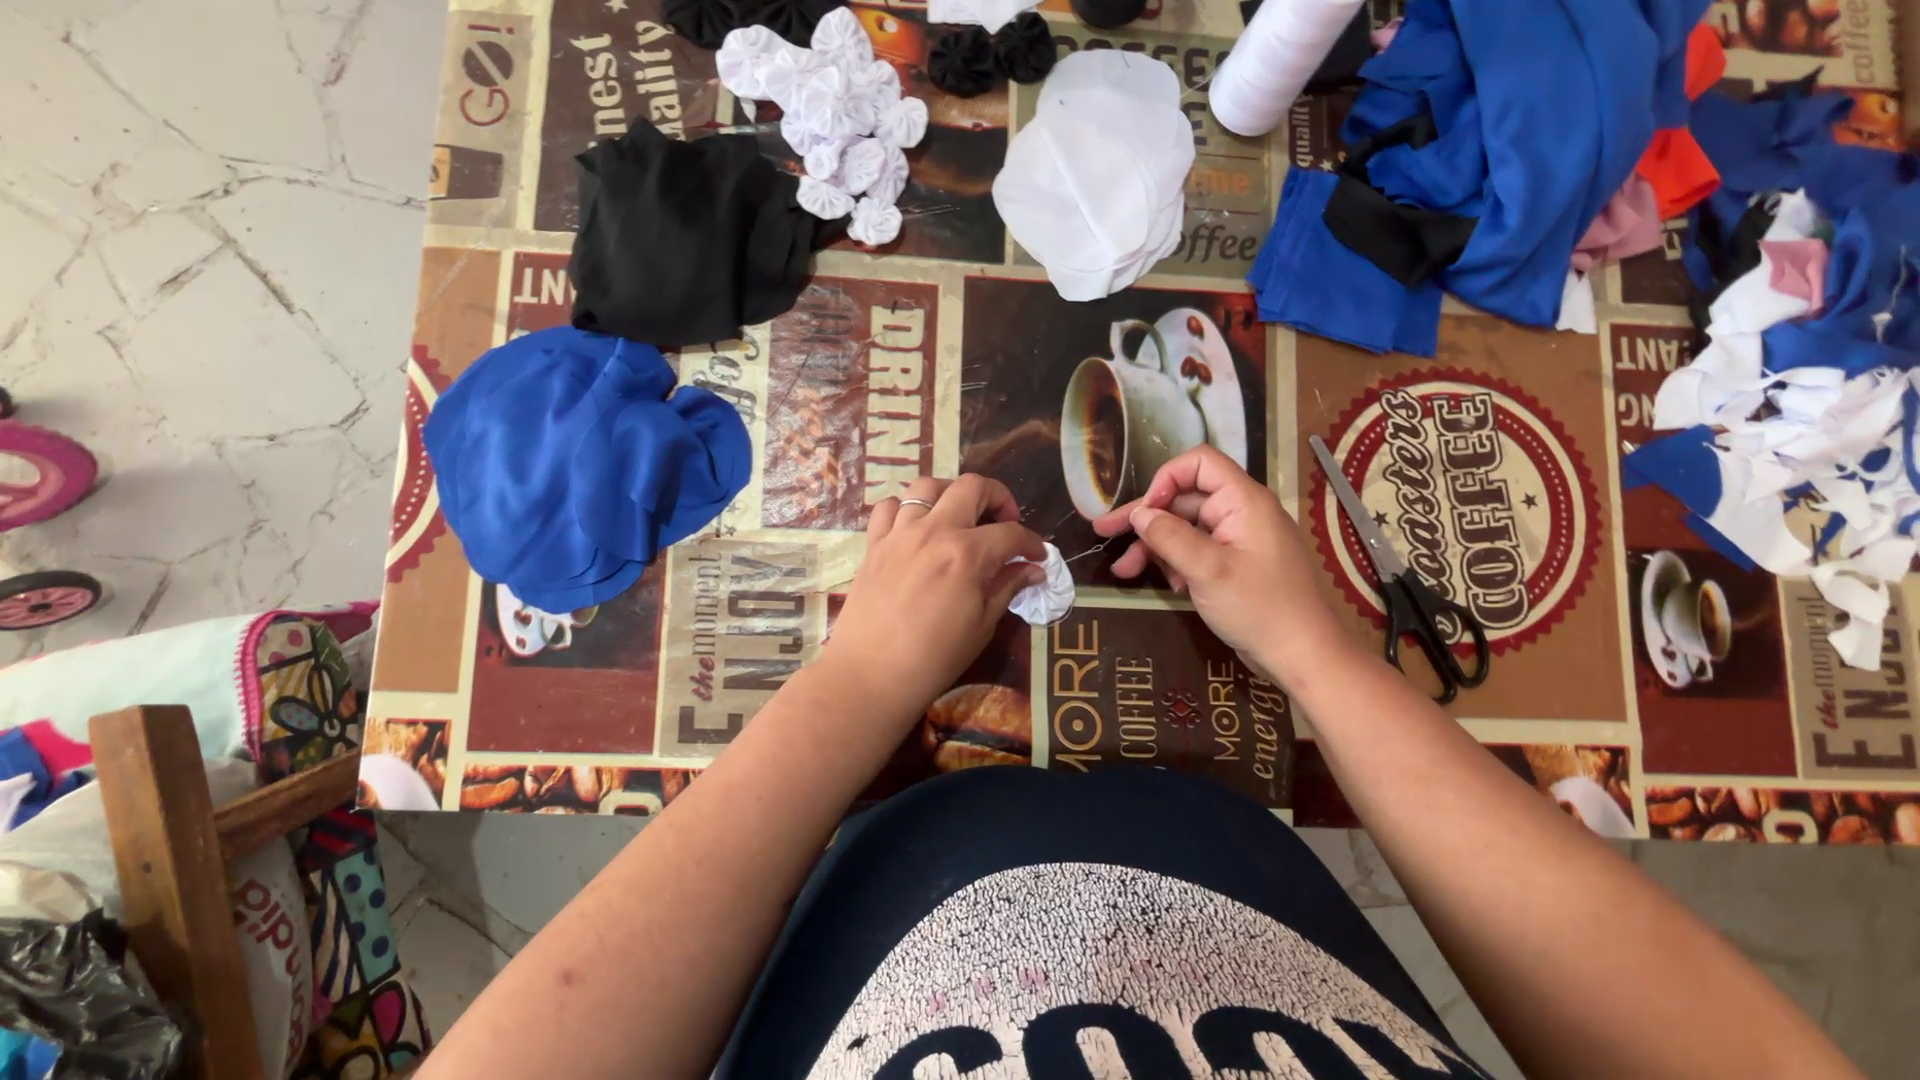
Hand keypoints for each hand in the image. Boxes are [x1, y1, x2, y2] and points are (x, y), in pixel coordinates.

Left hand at [825, 475, 1045, 722]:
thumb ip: (1007, 587)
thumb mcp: (982, 625)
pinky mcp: (874, 544)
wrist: (871, 675)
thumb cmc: (935, 658)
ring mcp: (899, 534)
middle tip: (1003, 522)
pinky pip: (888, 507)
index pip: (1011, 533)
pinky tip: (916, 528)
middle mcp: (934, 531)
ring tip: (959, 518)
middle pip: (972, 487)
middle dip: (997, 497)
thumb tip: (1033, 570)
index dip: (1031, 543)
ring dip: (950, 495)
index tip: (1037, 556)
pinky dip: (905, 508)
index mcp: (967, 554)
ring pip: (927, 486)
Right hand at [1091, 445, 1360, 690]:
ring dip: (1154, 546)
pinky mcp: (1235, 566)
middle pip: (1184, 499)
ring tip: (1122, 570)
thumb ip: (1170, 538)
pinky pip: (1197, 552)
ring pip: (1186, 529)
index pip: (1199, 464)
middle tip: (1103, 532)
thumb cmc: (1260, 608)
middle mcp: (1240, 513)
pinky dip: (1176, 564)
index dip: (1165, 479)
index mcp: (1243, 502)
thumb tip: (1139, 514)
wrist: (1303, 656)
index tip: (1143, 512)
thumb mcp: (1208, 571)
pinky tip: (1166, 585)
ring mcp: (1238, 541)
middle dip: (1145, 518)